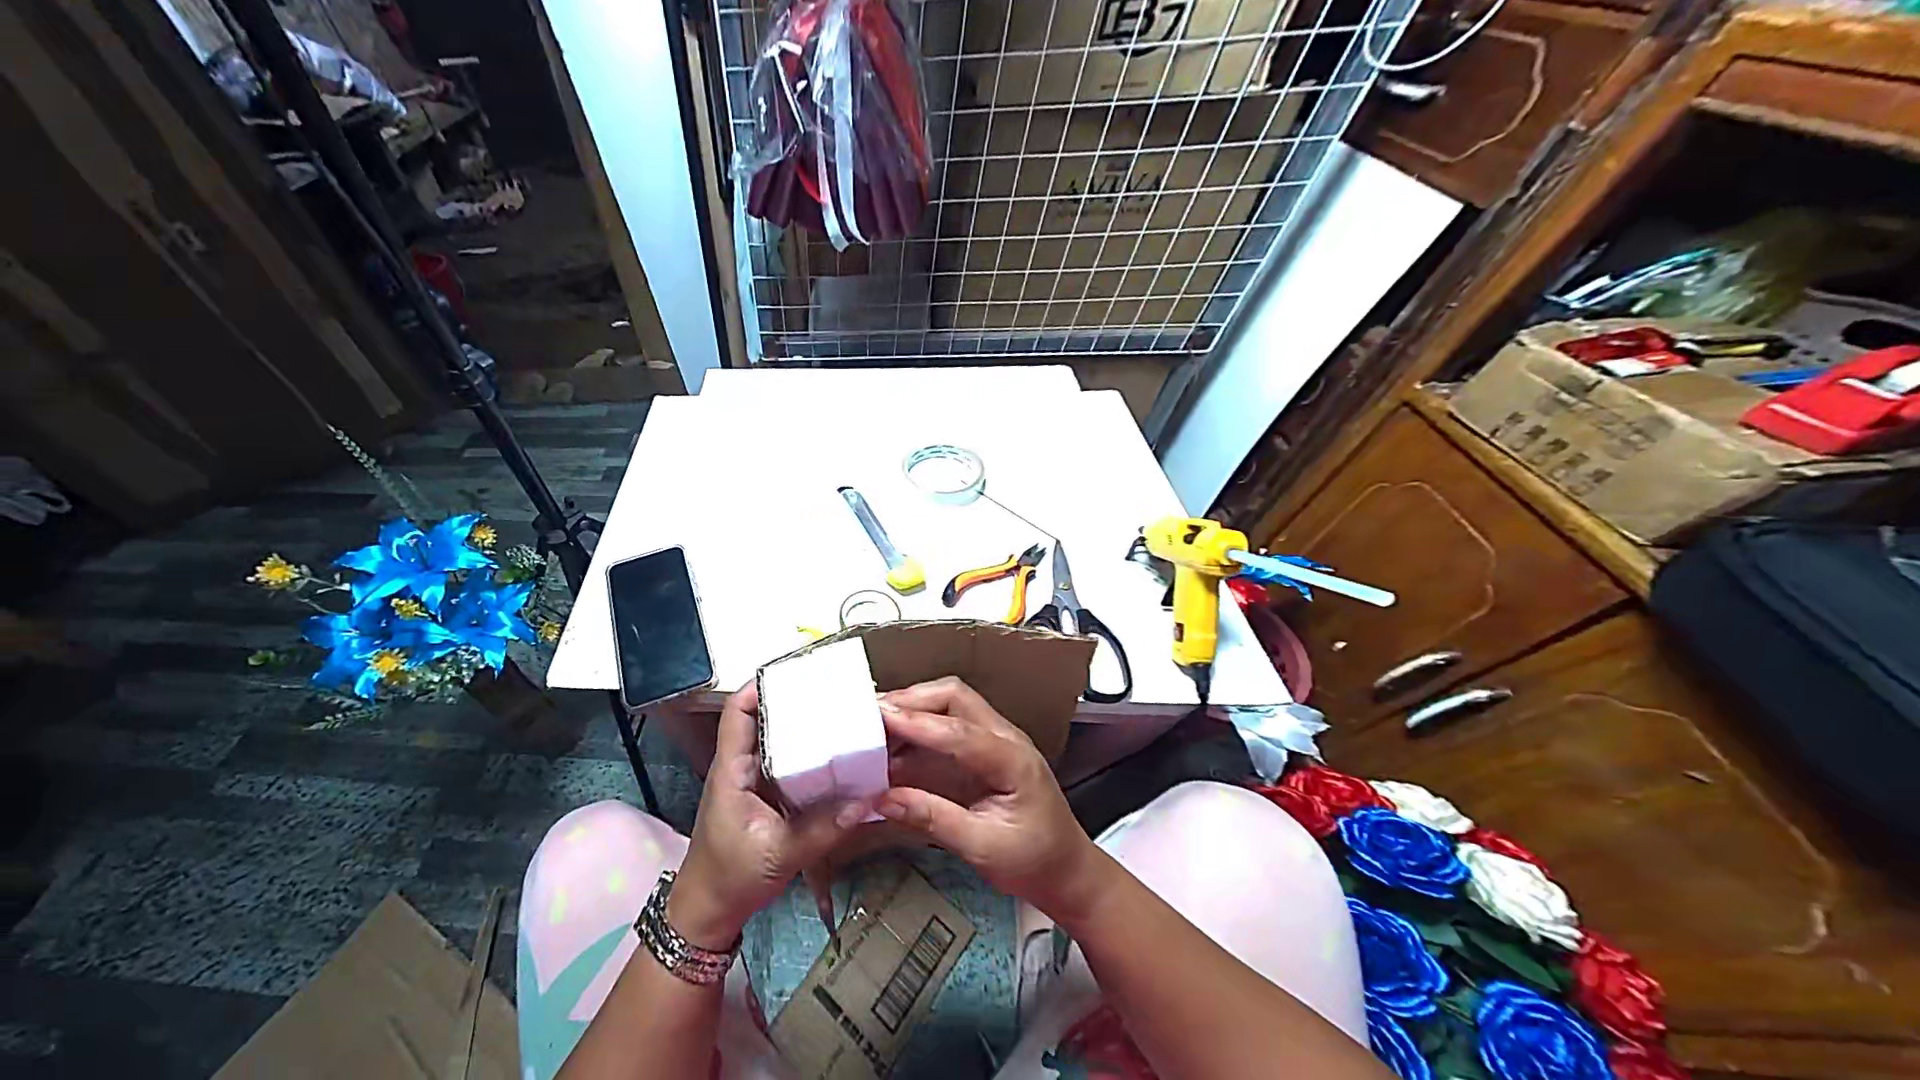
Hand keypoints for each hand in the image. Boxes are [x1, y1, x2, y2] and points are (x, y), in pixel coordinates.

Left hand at [669, 682, 866, 948]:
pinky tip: (835, 754)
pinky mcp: (764, 797)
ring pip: (776, 741)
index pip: (739, 712)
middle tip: (832, 691)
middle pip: (763, 719)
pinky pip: (786, 764)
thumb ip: (824, 827)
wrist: (708, 913)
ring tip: (839, 714)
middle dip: (793, 702)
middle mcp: (741, 767)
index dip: (761, 686)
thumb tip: (868, 799)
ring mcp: (752, 781)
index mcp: (733, 769)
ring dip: (802, 727)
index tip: (796, 672)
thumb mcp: (780, 853)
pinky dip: (807, 754)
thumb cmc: (731, 877)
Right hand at [874, 677, 1114, 921]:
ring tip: (872, 729)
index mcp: (1012, 759)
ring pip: (949, 705)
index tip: (877, 719)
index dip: (915, 723)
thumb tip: (883, 799)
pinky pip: (946, 727)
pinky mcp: (982, 752)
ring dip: (912, 711)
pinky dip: (917, 730)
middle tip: (870, 717)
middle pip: (953, 697)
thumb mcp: (983, 847)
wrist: (1066, 871)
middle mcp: (1004, 738)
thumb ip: (933, 819)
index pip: (958, 731)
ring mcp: (994, 741)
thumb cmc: (1035, 861)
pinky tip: (891, 748)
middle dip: (910, 700)